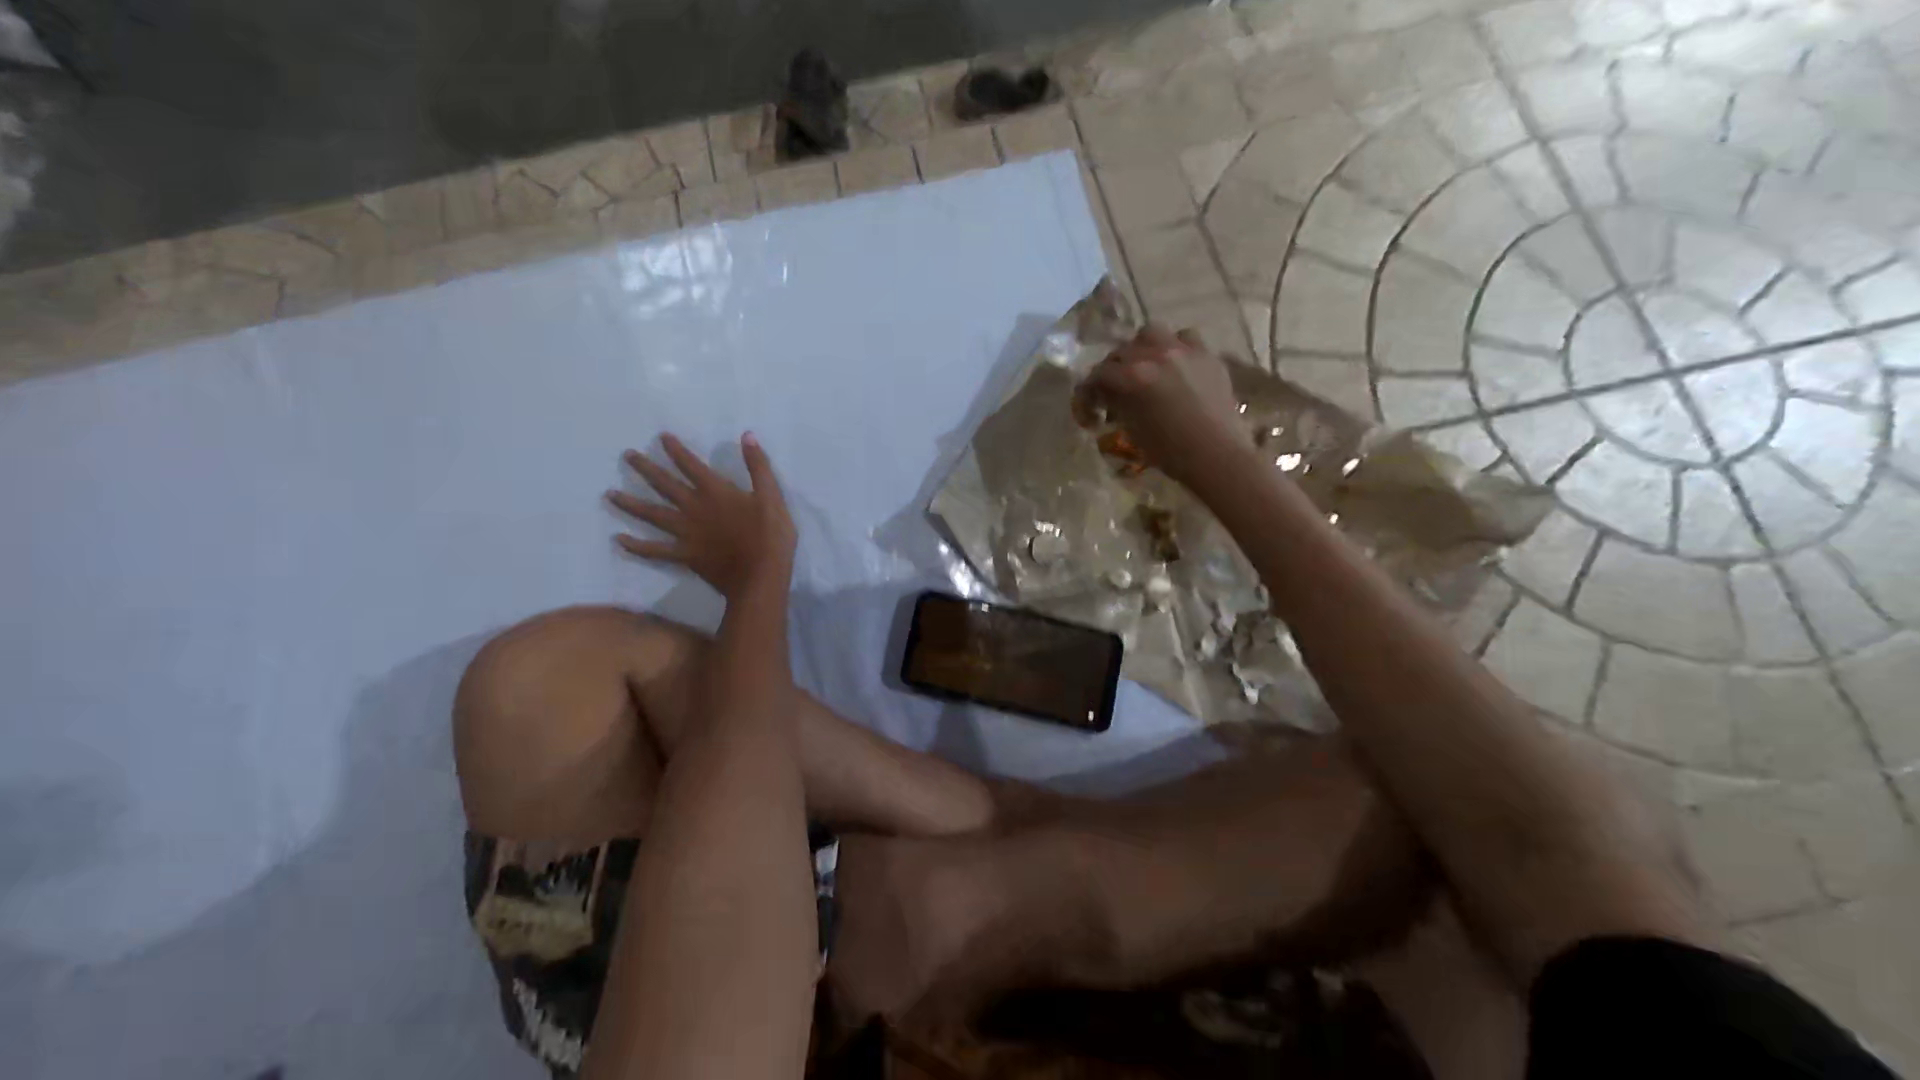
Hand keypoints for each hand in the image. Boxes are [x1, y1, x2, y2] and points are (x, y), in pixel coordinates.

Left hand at [608, 433, 796, 598]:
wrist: (760, 576)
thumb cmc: (770, 536)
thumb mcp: (772, 496)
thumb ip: (758, 466)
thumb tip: (746, 436)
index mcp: (715, 491)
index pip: (691, 465)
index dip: (676, 450)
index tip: (661, 438)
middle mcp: (694, 508)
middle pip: (664, 485)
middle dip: (646, 469)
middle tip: (627, 456)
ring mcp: (686, 533)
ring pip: (652, 515)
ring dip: (631, 504)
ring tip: (610, 495)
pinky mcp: (684, 555)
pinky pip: (656, 550)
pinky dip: (637, 546)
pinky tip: (620, 540)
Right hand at [1074, 325, 1251, 489]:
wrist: (1217, 456)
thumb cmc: (1170, 452)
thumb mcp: (1133, 429)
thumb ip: (1117, 404)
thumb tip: (1106, 395)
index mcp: (1134, 377)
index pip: (1100, 373)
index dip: (1090, 388)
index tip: (1090, 401)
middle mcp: (1156, 355)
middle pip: (1122, 351)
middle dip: (1113, 369)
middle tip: (1114, 388)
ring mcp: (1184, 351)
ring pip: (1152, 333)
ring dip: (1142, 347)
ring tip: (1144, 365)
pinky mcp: (1207, 355)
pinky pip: (1186, 338)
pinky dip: (1175, 346)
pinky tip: (1175, 365)